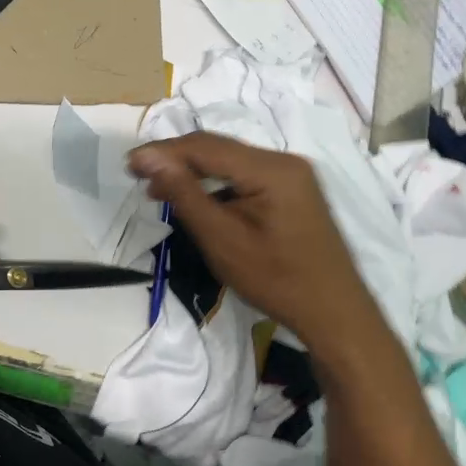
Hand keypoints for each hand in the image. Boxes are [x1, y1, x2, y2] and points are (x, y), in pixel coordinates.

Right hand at [128, 131, 378, 353]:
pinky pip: (242, 174)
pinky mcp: (292, 190)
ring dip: (192, 171)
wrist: (338, 319)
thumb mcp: (221, 238)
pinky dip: (214, 183)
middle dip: (174, 160)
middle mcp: (284, 162)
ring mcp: (292, 175)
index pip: (203, 146)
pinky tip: (196, 200)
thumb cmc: (277, 281)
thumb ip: (183, 192)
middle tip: (138, 177)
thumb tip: (146, 157)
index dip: (161, 152)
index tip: (127, 165)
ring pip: (227, 160)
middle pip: (216, 149)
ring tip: (159, 190)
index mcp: (272, 169)